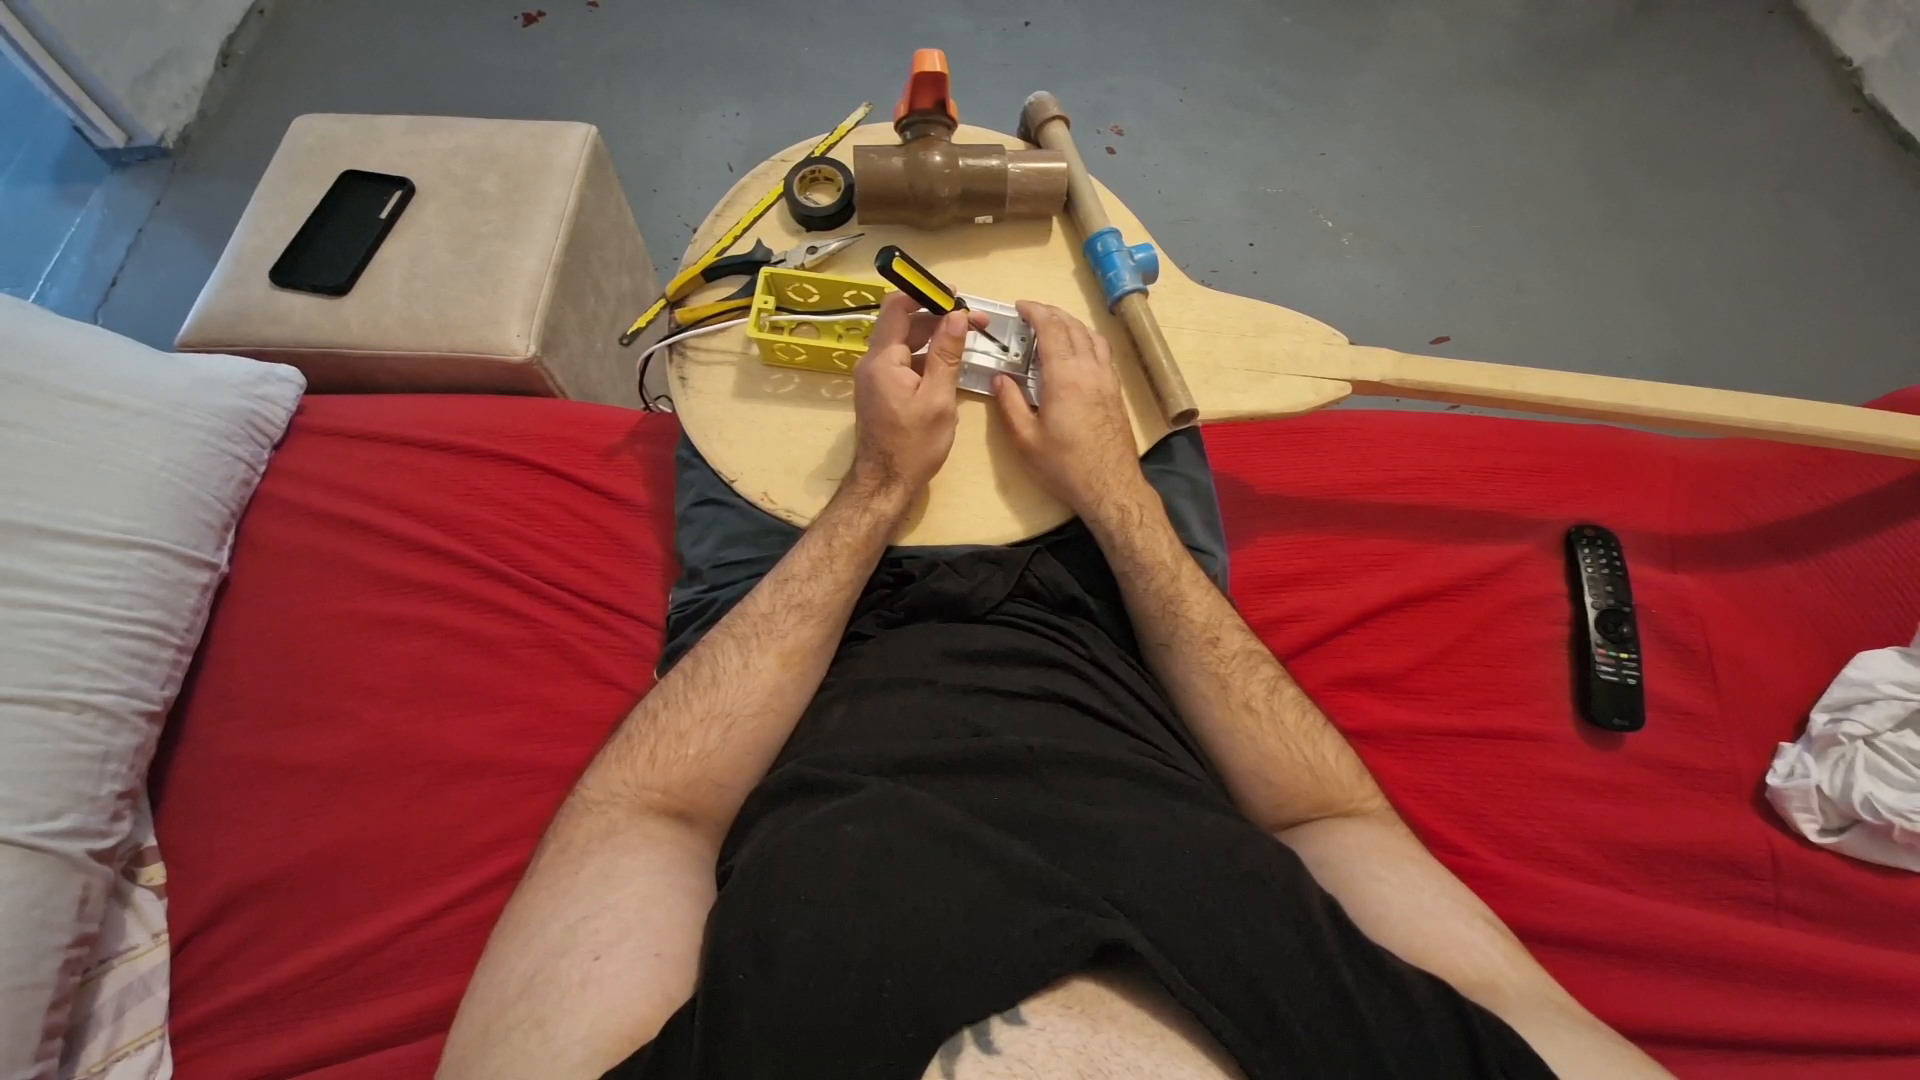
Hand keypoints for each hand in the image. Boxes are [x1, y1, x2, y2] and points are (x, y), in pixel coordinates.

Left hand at [847, 292, 985, 500]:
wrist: (885, 484)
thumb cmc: (913, 446)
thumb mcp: (938, 400)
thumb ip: (946, 355)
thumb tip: (956, 317)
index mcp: (882, 361)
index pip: (897, 307)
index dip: (924, 293)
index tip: (953, 293)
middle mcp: (872, 364)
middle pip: (902, 324)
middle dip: (936, 317)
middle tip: (973, 320)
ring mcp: (874, 378)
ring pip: (903, 344)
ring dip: (932, 337)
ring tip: (966, 339)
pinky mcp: (880, 392)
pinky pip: (902, 363)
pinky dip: (924, 357)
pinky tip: (947, 365)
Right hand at [992, 301, 1148, 518]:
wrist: (1109, 485)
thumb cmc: (1064, 466)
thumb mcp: (1026, 439)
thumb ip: (1010, 404)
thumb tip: (1000, 379)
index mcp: (1064, 376)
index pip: (1051, 329)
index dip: (1035, 312)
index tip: (1020, 307)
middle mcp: (1090, 370)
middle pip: (1073, 326)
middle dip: (1051, 313)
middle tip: (1031, 314)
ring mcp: (1107, 379)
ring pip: (1092, 336)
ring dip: (1072, 324)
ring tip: (1054, 327)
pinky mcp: (1116, 392)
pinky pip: (1103, 353)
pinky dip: (1087, 340)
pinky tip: (1078, 352)